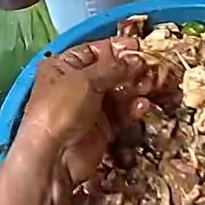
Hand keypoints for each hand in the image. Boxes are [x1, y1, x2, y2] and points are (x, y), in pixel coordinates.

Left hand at [18, 38, 146, 189]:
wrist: (53, 157)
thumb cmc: (61, 109)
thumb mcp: (85, 81)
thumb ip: (114, 68)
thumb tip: (137, 59)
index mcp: (65, 65)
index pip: (94, 50)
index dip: (117, 48)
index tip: (140, 47)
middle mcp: (77, 84)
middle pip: (110, 71)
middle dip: (131, 70)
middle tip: (151, 69)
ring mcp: (90, 106)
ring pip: (119, 92)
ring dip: (135, 88)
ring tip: (149, 86)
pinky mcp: (102, 128)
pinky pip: (121, 113)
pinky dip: (132, 108)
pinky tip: (142, 106)